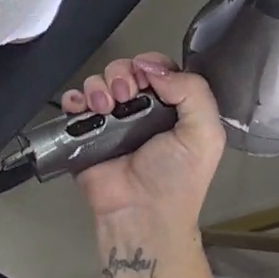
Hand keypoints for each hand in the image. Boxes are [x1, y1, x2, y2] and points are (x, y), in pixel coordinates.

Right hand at [65, 54, 225, 229]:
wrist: (140, 212)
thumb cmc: (175, 177)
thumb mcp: (204, 136)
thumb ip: (193, 94)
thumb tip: (152, 67)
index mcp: (171, 107)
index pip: (158, 69)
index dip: (149, 65)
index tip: (144, 79)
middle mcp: (139, 108)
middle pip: (124, 69)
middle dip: (120, 74)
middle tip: (123, 96)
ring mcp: (109, 118)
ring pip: (97, 81)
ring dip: (97, 87)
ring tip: (103, 109)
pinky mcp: (83, 129)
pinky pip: (73, 101)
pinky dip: (74, 99)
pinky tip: (82, 109)